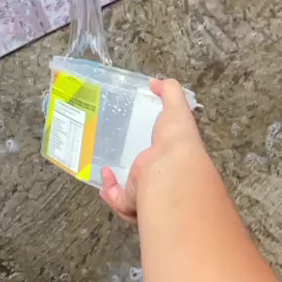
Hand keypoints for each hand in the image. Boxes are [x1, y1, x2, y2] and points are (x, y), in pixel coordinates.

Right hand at [99, 78, 204, 223]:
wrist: (171, 172)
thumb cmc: (177, 140)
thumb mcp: (176, 108)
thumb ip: (169, 92)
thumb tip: (156, 82)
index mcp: (175, 156)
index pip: (167, 153)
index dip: (157, 148)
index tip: (142, 137)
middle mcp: (164, 177)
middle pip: (150, 176)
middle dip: (136, 170)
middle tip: (120, 156)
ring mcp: (149, 190)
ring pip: (134, 192)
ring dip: (119, 183)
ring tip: (107, 169)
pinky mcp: (133, 200)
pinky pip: (118, 199)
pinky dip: (109, 189)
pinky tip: (104, 174)